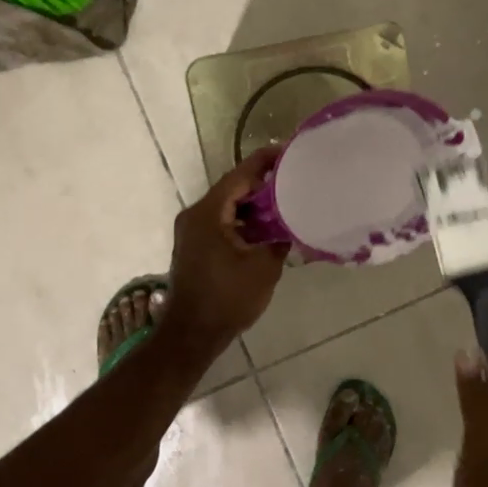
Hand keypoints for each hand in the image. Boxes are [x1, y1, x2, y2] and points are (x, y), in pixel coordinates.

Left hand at [166, 148, 289, 348]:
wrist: (191, 335)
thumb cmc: (227, 299)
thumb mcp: (264, 267)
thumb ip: (280, 237)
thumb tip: (293, 224)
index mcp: (209, 212)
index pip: (240, 175)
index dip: (266, 161)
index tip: (290, 151)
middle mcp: (195, 214)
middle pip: (234, 188)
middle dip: (264, 183)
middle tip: (296, 178)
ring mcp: (192, 231)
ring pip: (229, 206)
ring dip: (255, 205)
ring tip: (288, 202)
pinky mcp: (196, 246)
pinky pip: (223, 222)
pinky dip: (245, 221)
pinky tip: (268, 228)